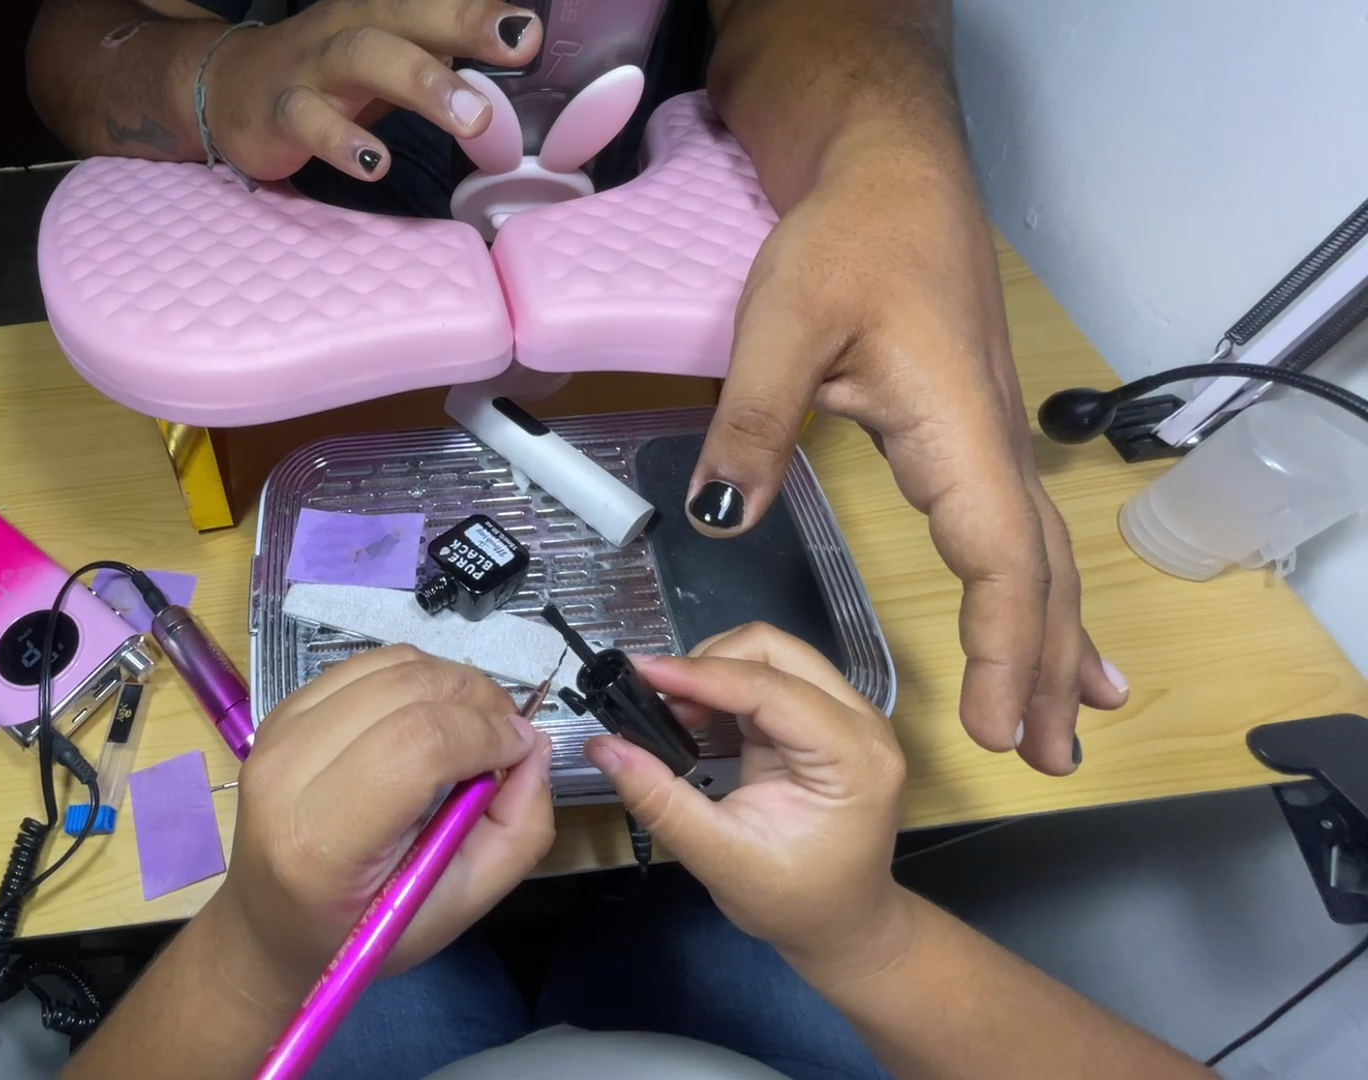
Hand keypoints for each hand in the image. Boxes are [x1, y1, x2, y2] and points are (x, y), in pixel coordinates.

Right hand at [200, 0, 541, 181]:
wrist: (230, 89)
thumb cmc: (325, 79)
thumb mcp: (385, 62)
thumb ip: (437, 60)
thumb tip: (509, 62)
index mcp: (379, 15)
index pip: (434, 3)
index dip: (481, 10)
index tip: (532, 29)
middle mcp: (348, 30)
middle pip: (406, 15)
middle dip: (464, 24)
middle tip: (519, 46)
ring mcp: (312, 70)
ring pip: (363, 57)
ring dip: (421, 82)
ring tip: (472, 120)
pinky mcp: (281, 113)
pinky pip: (309, 121)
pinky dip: (343, 142)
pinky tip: (377, 165)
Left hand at [211, 645, 554, 990]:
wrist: (268, 921)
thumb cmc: (363, 930)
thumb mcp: (456, 906)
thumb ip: (516, 832)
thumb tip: (533, 747)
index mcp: (323, 839)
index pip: (418, 744)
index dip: (484, 733)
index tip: (519, 749)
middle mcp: (288, 770)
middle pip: (407, 688)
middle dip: (478, 698)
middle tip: (506, 733)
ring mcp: (279, 730)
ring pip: (391, 664)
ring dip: (451, 681)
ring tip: (472, 722)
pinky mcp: (283, 708)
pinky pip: (368, 664)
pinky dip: (416, 676)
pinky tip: (428, 712)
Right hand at [586, 623, 909, 974]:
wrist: (843, 924)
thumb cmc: (794, 899)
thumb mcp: (720, 858)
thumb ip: (660, 801)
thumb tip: (603, 747)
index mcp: (853, 758)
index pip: (769, 688)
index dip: (701, 675)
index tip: (641, 674)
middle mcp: (857, 721)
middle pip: (773, 648)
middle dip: (708, 663)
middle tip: (662, 702)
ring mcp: (840, 713)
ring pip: (764, 650)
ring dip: (710, 669)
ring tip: (677, 714)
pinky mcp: (815, 713)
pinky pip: (759, 672)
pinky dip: (717, 683)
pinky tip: (694, 715)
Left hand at [685, 130, 1127, 773]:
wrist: (889, 182)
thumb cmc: (846, 244)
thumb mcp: (782, 333)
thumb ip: (751, 428)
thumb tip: (715, 519)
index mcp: (954, 430)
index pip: (998, 558)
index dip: (1002, 646)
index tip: (997, 722)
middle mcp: (988, 442)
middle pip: (1038, 572)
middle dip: (1043, 666)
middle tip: (1049, 754)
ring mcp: (983, 436)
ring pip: (1036, 552)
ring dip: (1054, 637)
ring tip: (1071, 716)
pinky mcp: (962, 429)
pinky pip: (1012, 523)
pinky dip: (1032, 584)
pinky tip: (1042, 614)